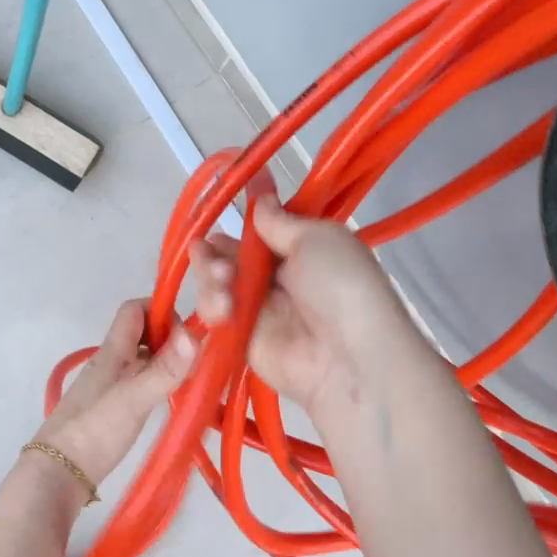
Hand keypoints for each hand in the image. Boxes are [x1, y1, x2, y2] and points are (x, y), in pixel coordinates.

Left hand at [31, 300, 197, 491]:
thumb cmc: (94, 432)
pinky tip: (167, 401)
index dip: (161, 310)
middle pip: (140, 333)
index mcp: (112, 352)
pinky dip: (155, 382)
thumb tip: (194, 333)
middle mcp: (109, 362)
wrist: (56, 475)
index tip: (187, 333)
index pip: (134, 310)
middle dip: (169, 338)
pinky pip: (136, 382)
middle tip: (195, 361)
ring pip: (139, 359)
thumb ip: (164, 369)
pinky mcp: (108, 409)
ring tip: (188, 381)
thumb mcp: (134, 399)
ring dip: (164, 361)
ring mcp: (107, 386)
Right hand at [190, 198, 434, 415]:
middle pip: (230, 256)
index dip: (243, 222)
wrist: (347, 357)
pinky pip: (214, 315)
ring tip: (223, 280)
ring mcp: (257, 309)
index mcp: (301, 250)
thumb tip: (262, 199)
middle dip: (215, 250)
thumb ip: (281, 221)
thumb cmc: (340, 285)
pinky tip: (223, 306)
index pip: (261, 232)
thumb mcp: (318, 238)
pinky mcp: (240, 338)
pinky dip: (211, 304)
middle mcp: (276, 278)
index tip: (221, 209)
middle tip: (209, 250)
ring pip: (215, 282)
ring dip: (211, 275)